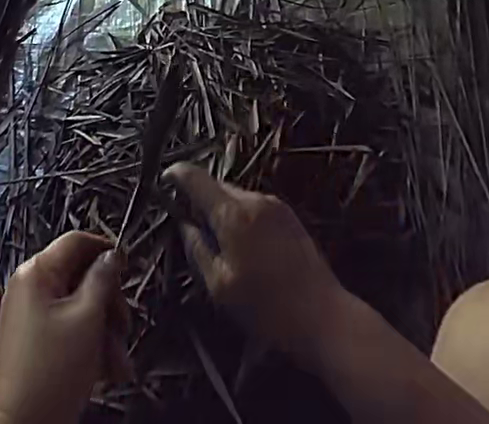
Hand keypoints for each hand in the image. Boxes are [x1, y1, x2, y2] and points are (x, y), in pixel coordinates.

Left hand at [0, 231, 127, 423]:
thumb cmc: (49, 374)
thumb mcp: (87, 318)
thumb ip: (103, 279)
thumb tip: (112, 256)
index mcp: (36, 273)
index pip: (77, 241)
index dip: (106, 250)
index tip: (127, 268)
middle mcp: (29, 289)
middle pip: (82, 276)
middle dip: (109, 303)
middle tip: (122, 326)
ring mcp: (30, 316)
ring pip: (80, 306)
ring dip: (104, 330)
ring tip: (117, 361)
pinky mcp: (34, 343)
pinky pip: (70, 329)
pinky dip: (90, 345)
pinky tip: (106, 370)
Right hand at [163, 162, 350, 361]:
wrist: (323, 314)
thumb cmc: (266, 307)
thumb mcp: (220, 286)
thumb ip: (197, 249)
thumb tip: (184, 225)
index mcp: (232, 214)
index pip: (197, 179)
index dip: (178, 174)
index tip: (165, 178)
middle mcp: (254, 199)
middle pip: (218, 186)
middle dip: (201, 199)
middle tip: (192, 226)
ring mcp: (275, 205)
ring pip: (236, 196)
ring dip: (223, 209)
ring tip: (221, 244)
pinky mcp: (289, 215)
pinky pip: (254, 206)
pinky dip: (242, 216)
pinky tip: (246, 247)